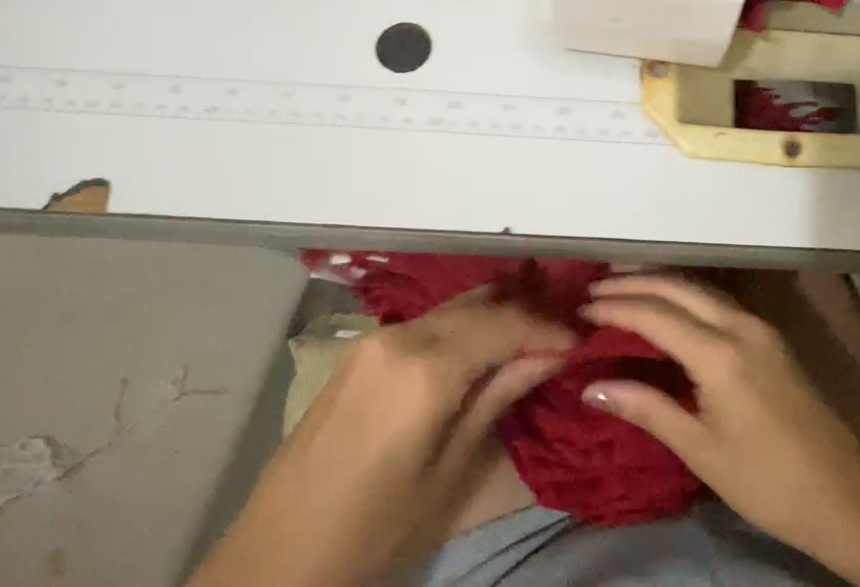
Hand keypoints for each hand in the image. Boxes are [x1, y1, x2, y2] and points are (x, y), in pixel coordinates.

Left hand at [187, 289, 575, 586]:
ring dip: (494, 316)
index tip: (583, 342)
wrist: (276, 558)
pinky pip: (425, 325)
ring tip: (533, 339)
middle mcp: (399, 335)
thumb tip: (549, 354)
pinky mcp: (359, 353)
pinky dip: (462, 329)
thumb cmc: (374, 530)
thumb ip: (498, 398)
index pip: (505, 322)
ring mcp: (373, 340)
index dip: (549, 328)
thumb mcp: (451, 471)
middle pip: (478, 303)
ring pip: (451, 309)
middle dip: (525, 312)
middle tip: (565, 333)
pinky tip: (482, 349)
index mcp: (425, 366)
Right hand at [580, 274, 859, 586]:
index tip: (578, 310)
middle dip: (633, 283)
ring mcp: (762, 329)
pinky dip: (686, 297)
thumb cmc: (767, 482)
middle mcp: (741, 326)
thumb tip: (591, 386)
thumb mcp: (700, 449)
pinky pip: (719, 303)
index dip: (614, 308)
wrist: (847, 498)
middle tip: (592, 289)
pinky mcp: (773, 340)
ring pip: (701, 290)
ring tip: (621, 290)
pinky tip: (669, 310)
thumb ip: (646, 408)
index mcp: (720, 353)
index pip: (654, 314)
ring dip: (661, 284)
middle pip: (678, 288)